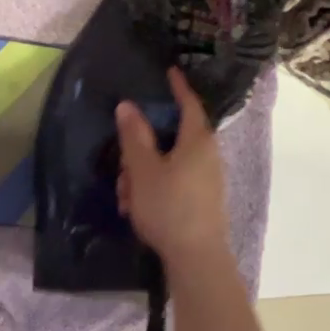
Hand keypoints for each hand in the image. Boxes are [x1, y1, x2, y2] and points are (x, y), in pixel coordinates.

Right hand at [115, 69, 229, 269]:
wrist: (196, 258)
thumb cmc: (168, 207)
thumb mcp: (143, 170)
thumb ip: (134, 137)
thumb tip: (128, 106)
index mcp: (197, 142)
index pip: (189, 105)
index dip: (178, 88)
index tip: (170, 72)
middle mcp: (208, 156)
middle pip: (171, 138)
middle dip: (141, 148)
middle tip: (122, 165)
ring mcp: (207, 179)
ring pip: (168, 163)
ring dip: (142, 173)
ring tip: (125, 196)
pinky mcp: (202, 200)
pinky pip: (173, 182)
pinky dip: (153, 188)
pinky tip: (135, 207)